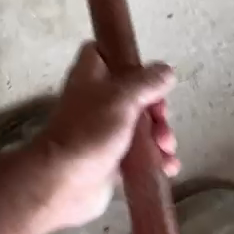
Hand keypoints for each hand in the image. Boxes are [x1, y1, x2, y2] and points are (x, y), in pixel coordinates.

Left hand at [24, 42, 178, 231]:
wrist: (65, 180)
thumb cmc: (90, 130)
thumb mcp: (121, 98)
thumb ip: (145, 83)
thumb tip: (166, 69)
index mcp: (90, 74)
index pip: (105, 53)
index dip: (126, 59)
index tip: (148, 73)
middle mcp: (96, 98)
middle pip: (132, 91)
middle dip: (155, 106)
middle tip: (161, 118)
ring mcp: (103, 129)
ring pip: (139, 124)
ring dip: (159, 134)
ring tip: (166, 148)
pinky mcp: (112, 158)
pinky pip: (140, 153)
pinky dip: (155, 158)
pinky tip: (168, 167)